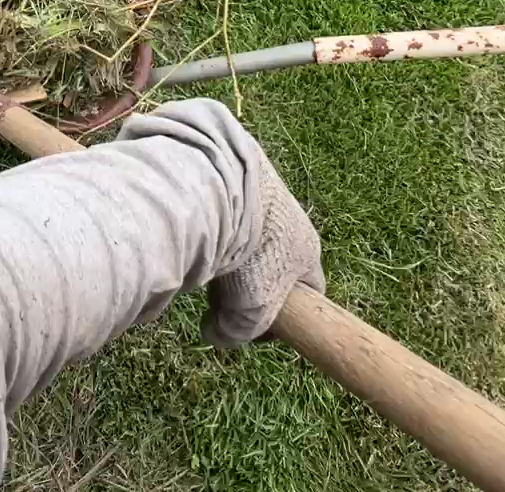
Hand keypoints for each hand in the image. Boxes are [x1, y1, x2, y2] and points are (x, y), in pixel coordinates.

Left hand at [116, 98, 324, 347]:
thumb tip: (214, 332)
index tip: (256, 323)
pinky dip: (212, 218)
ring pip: (248, 232)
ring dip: (228, 246)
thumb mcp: (249, 313)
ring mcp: (263, 191)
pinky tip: (195, 226)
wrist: (224, 187)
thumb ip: (237, 332)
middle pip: (274, 260)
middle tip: (221, 288)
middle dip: (249, 279)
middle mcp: (292, 218)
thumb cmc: (249, 255)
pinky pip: (225, 204)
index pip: (310, 290)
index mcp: (307, 249)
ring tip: (205, 253)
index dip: (288, 314)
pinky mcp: (233, 171)